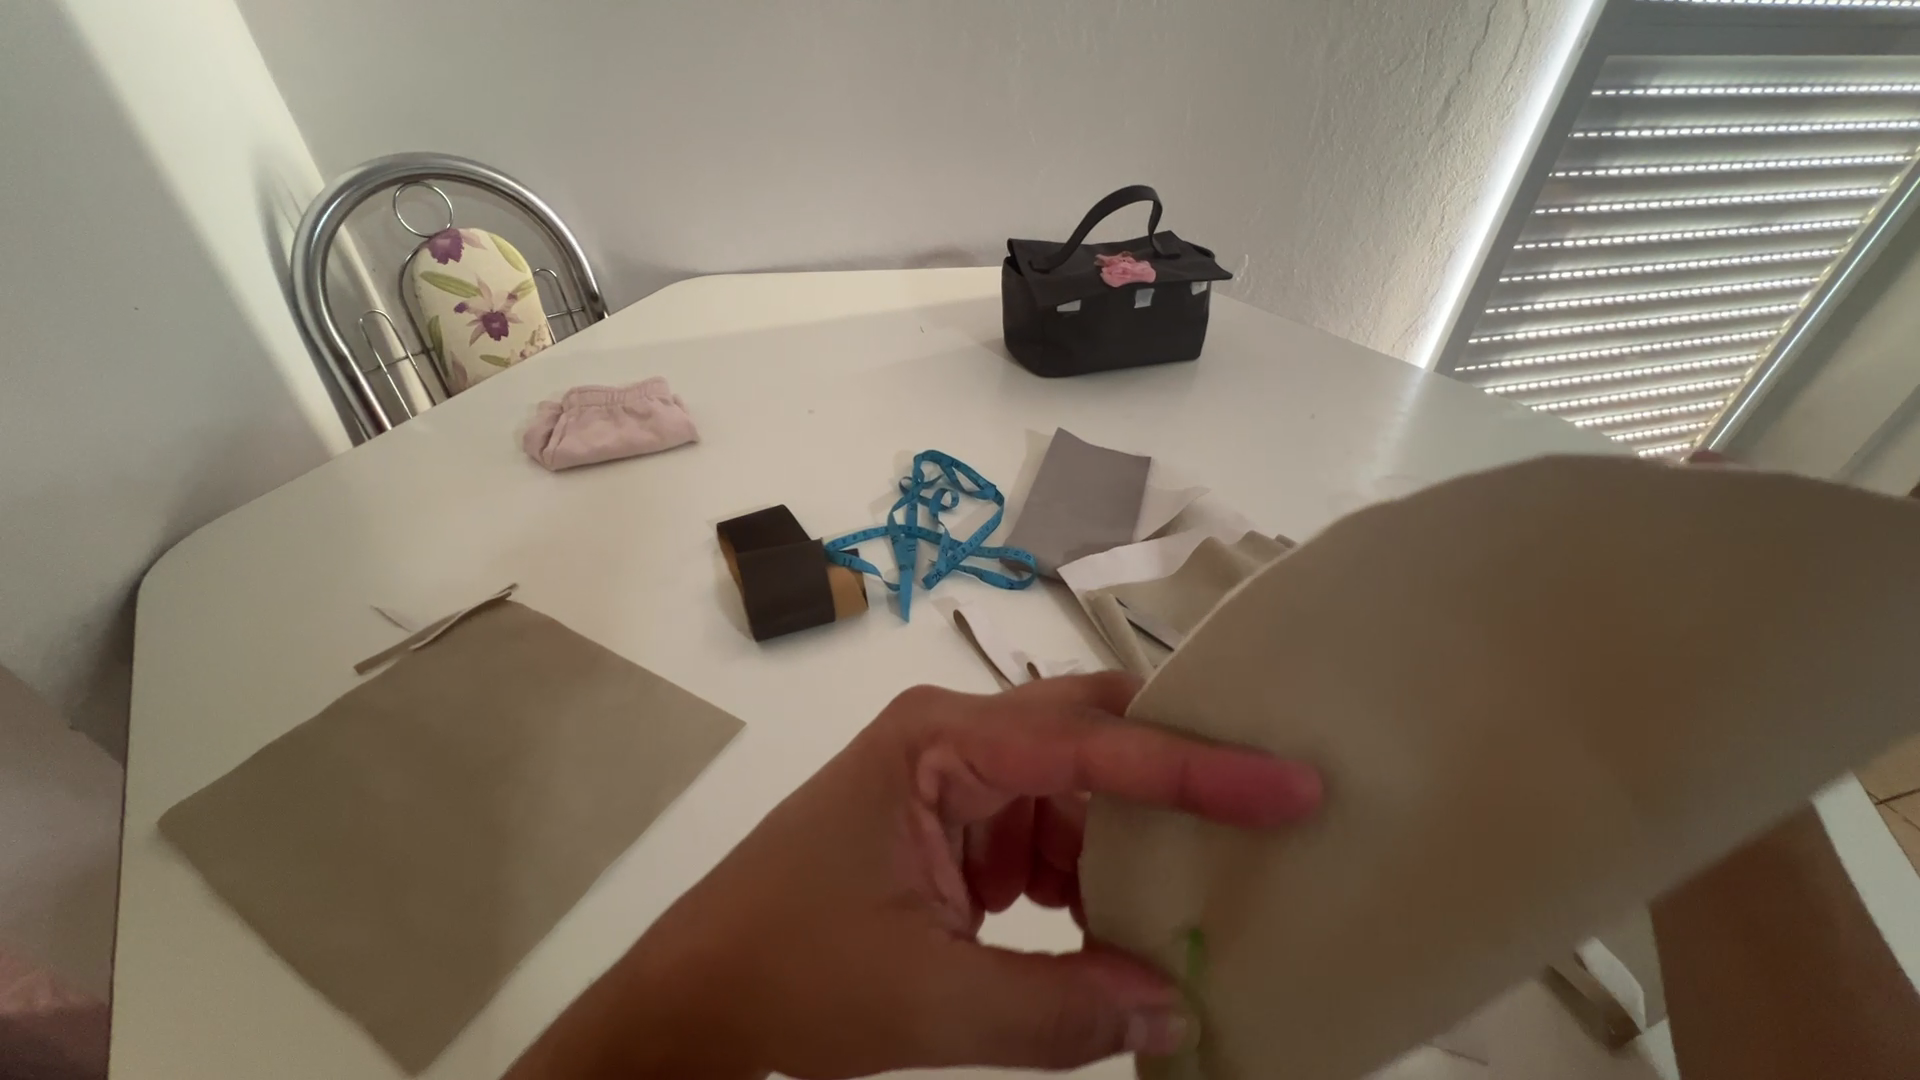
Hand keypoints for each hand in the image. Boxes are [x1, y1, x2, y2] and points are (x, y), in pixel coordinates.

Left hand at [506, 673, 1320, 1078]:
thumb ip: (1061, 1008)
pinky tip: (1123, 923)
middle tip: (1271, 804)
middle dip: (1172, 776)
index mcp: (941, 741)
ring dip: (1131, 840)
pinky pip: (1044, 832)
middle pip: (1087, 738)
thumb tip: (1178, 1006)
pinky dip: (1088, 874)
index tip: (1290, 781)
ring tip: (1210, 884)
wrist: (695, 995)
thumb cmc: (792, 974)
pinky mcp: (954, 822)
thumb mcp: (929, 1000)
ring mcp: (954, 779)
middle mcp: (953, 738)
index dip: (1195, 766)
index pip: (1089, 743)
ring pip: (1074, 790)